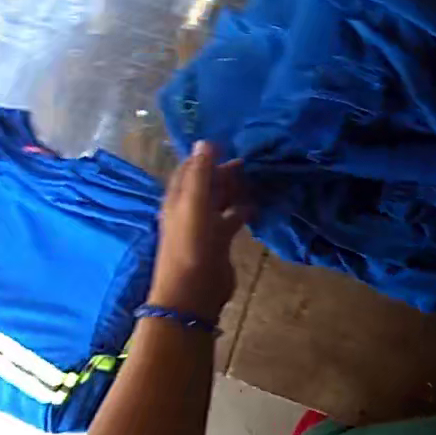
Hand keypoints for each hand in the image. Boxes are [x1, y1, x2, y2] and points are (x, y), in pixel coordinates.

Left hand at [146, 141, 250, 320]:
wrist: (193, 292)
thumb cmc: (191, 246)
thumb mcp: (194, 205)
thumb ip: (200, 174)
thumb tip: (205, 142)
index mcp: (177, 198)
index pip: (189, 169)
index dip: (205, 156)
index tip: (228, 144)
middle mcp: (189, 209)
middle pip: (207, 184)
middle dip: (225, 171)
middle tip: (251, 162)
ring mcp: (204, 226)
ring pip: (221, 200)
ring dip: (236, 189)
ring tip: (258, 179)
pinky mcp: (219, 242)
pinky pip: (232, 218)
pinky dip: (243, 209)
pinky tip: (257, 205)